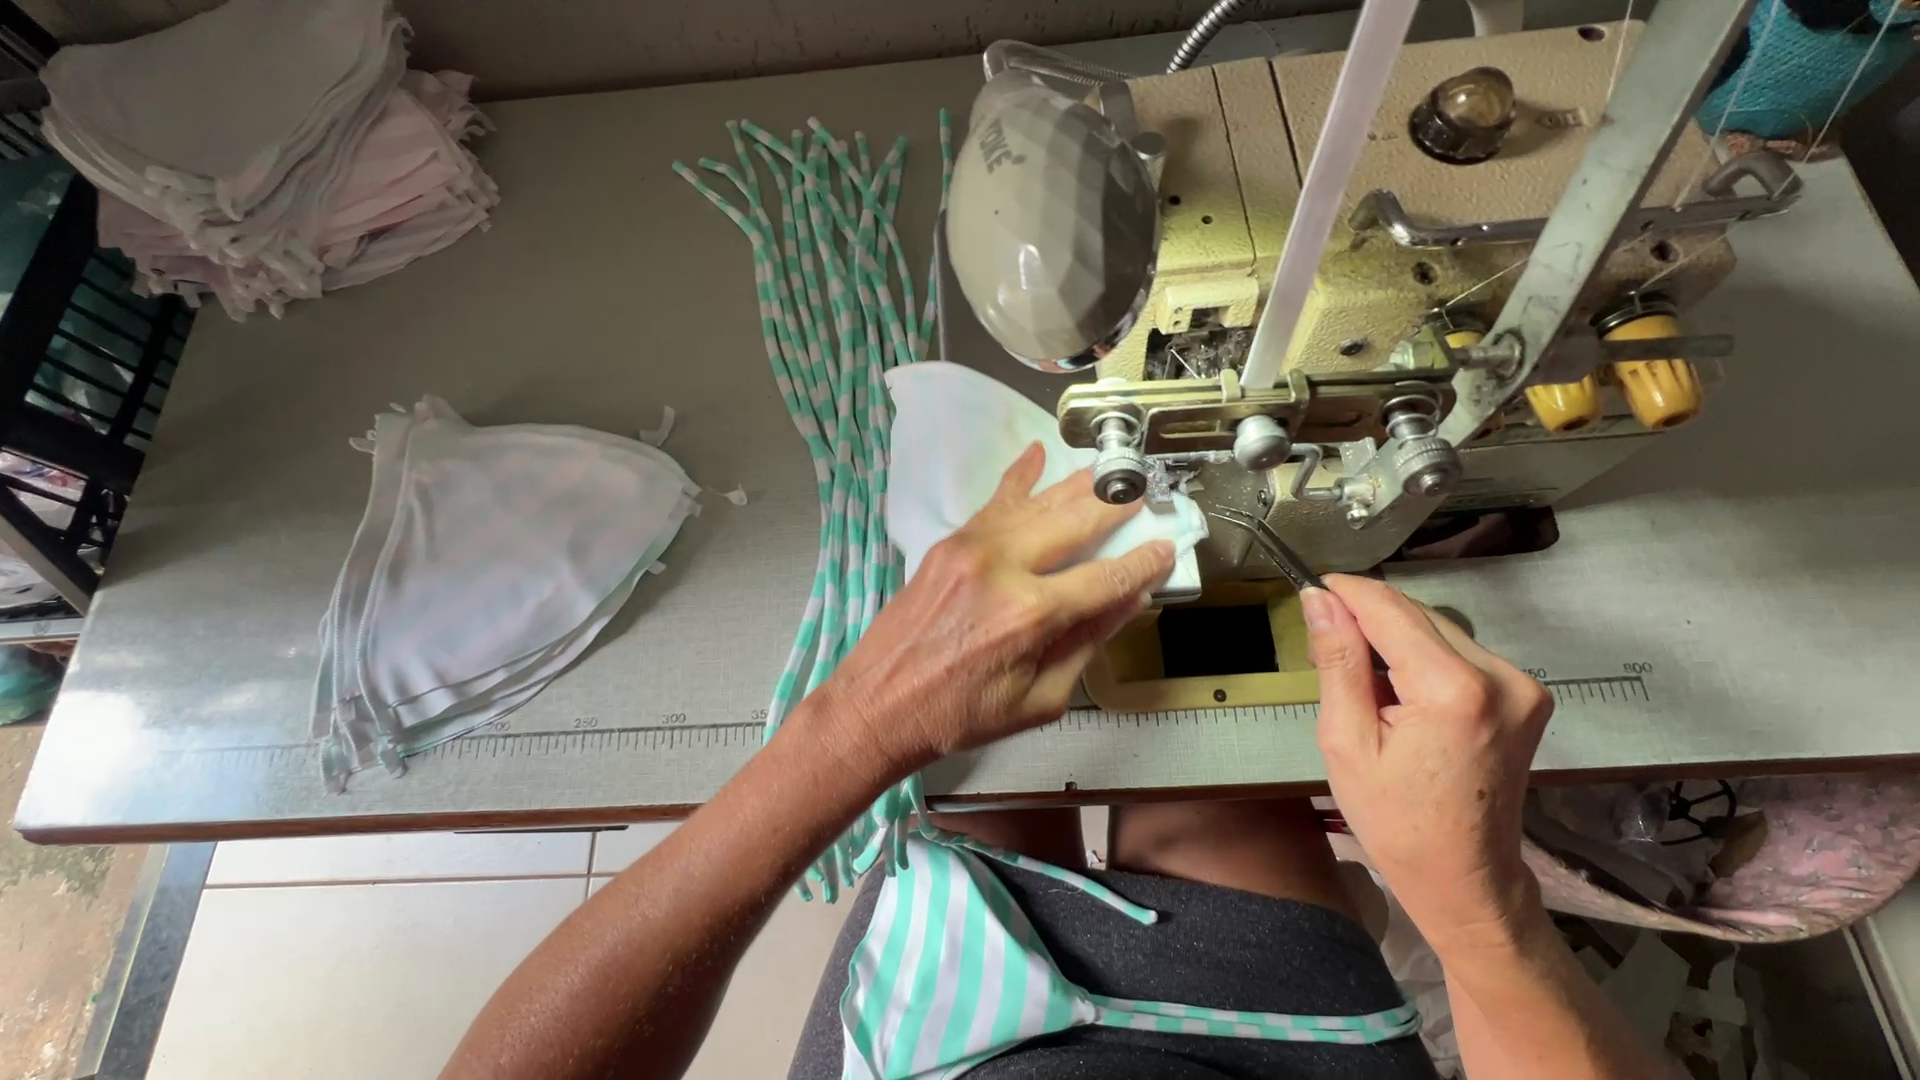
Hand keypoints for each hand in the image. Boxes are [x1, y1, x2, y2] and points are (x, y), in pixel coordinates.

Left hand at [815, 443, 1174, 769]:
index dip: (1142, 563)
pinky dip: (1018, 478)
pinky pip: (993, 502)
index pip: (1105, 578)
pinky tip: (1036, 455)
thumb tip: (1127, 601)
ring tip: (1107, 474)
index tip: (1166, 546)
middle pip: (1075, 523)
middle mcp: (1003, 568)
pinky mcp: (948, 544)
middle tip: (1143, 492)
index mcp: (1031, 614)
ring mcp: (970, 548)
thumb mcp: (1038, 701)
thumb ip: (1086, 644)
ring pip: (1037, 504)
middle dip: (1115, 507)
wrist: (878, 704)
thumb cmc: (960, 715)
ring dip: (1076, 487)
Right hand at [1303, 575, 1552, 957]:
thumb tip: (1321, 599)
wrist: (1465, 875)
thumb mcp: (1345, 740)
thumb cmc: (1394, 818)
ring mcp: (1522, 684)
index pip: (1389, 608)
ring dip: (1392, 638)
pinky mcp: (1526, 693)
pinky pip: (1458, 650)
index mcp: (1453, 689)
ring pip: (1436, 627)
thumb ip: (1337, 661)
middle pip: (1415, 613)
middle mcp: (1500, 675)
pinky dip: (1420, 657)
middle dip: (1365, 620)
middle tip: (1325, 649)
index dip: (1345, 592)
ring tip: (1363, 683)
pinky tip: (1400, 692)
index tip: (1311, 590)